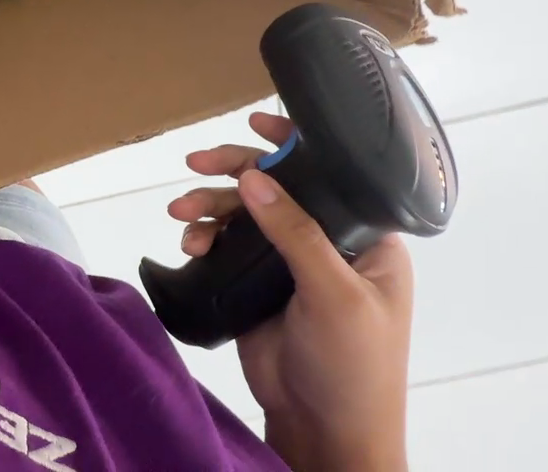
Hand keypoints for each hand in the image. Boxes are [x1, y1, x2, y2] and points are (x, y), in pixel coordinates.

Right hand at [169, 112, 412, 471]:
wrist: (322, 426)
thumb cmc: (354, 365)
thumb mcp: (334, 296)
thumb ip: (295, 233)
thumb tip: (255, 176)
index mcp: (365, 241)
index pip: (329, 176)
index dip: (294, 144)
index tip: (256, 121)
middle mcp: (325, 241)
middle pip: (273, 186)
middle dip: (231, 172)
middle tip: (194, 163)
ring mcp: (287, 260)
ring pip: (241, 210)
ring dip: (208, 205)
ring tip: (182, 214)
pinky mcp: (254, 279)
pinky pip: (223, 239)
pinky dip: (203, 232)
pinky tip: (191, 243)